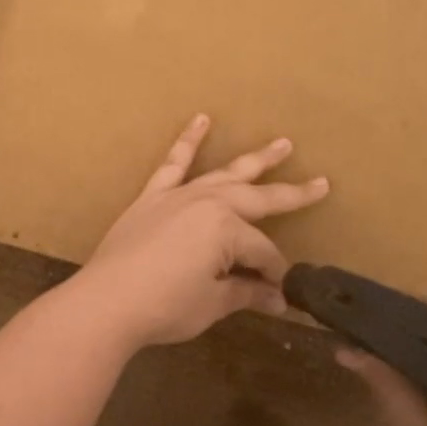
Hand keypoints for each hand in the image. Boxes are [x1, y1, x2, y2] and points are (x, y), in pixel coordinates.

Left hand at [62, 113, 328, 350]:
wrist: (106, 301)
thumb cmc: (165, 305)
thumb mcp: (212, 303)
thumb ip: (245, 293)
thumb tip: (277, 300)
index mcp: (227, 229)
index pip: (263, 251)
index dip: (275, 273)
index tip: (281, 294)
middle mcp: (208, 202)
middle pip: (257, 200)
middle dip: (291, 194)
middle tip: (320, 184)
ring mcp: (179, 195)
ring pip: (224, 173)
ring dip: (254, 159)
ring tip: (281, 143)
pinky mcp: (152, 197)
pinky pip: (173, 163)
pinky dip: (188, 141)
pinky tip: (201, 119)